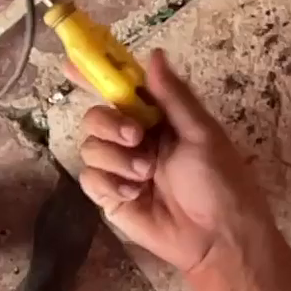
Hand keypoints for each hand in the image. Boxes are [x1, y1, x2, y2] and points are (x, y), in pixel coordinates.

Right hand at [73, 49, 269, 274]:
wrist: (216, 236)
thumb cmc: (220, 181)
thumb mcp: (201, 133)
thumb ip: (172, 96)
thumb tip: (153, 54)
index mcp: (156, 119)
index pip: (119, 92)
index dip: (93, 77)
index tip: (71, 65)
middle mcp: (133, 140)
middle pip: (95, 117)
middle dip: (110, 124)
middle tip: (136, 137)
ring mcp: (118, 168)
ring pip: (89, 147)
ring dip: (117, 159)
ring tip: (146, 176)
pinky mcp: (109, 196)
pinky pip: (89, 178)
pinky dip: (109, 182)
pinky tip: (134, 194)